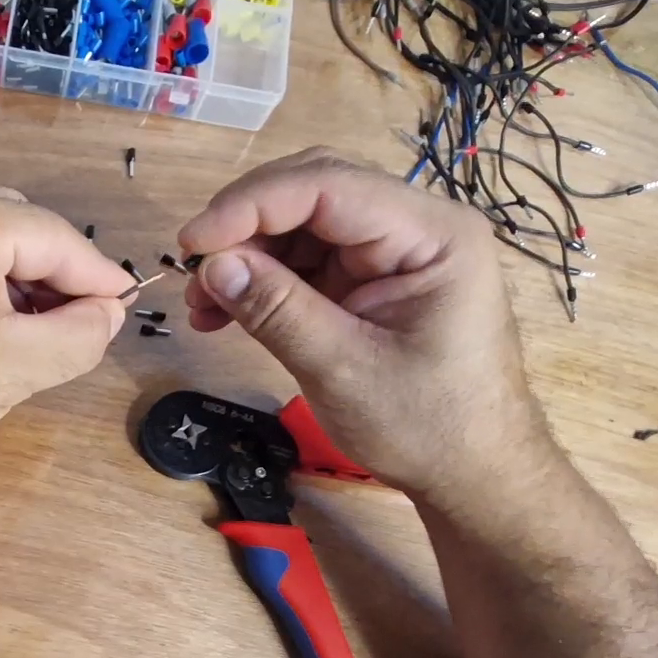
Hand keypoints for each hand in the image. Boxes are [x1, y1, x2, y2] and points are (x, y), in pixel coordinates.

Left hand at [0, 182, 129, 505]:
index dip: (97, 275)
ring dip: (16, 287)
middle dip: (53, 280)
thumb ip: (81, 334)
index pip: (53, 237)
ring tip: (33, 339)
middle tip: (77, 329)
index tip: (126, 304)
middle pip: (16, 232)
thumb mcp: (17, 368)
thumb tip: (110, 311)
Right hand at [178, 148, 559, 506]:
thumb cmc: (423, 424)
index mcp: (430, 235)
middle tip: (193, 271)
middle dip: (245, 226)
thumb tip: (210, 267)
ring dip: (244, 257)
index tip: (191, 242)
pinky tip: (223, 312)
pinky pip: (303, 265)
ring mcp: (387, 256)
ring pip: (300, 228)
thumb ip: (278, 311)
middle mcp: (411, 229)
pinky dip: (259, 283)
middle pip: (313, 193)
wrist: (467, 469)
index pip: (329, 188)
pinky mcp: (366, 284)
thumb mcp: (342, 369)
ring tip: (202, 304)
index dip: (251, 205)